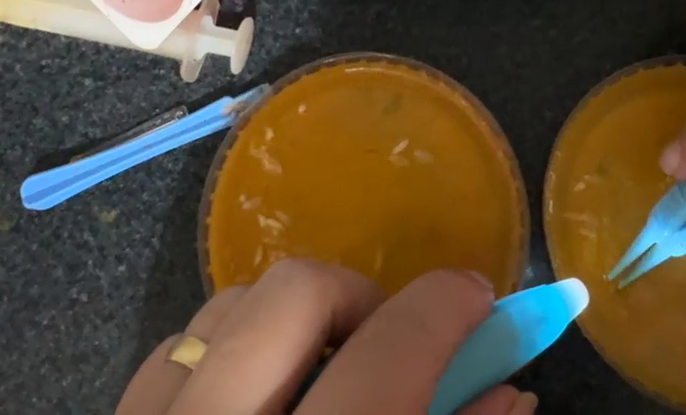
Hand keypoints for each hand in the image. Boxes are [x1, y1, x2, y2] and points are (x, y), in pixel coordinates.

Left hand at [117, 258, 536, 414]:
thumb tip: (511, 390)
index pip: (384, 361)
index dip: (445, 312)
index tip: (478, 297)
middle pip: (296, 293)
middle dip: (361, 299)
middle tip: (392, 340)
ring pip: (232, 304)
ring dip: (294, 318)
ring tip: (324, 369)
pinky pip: (174, 345)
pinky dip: (230, 346)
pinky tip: (256, 392)